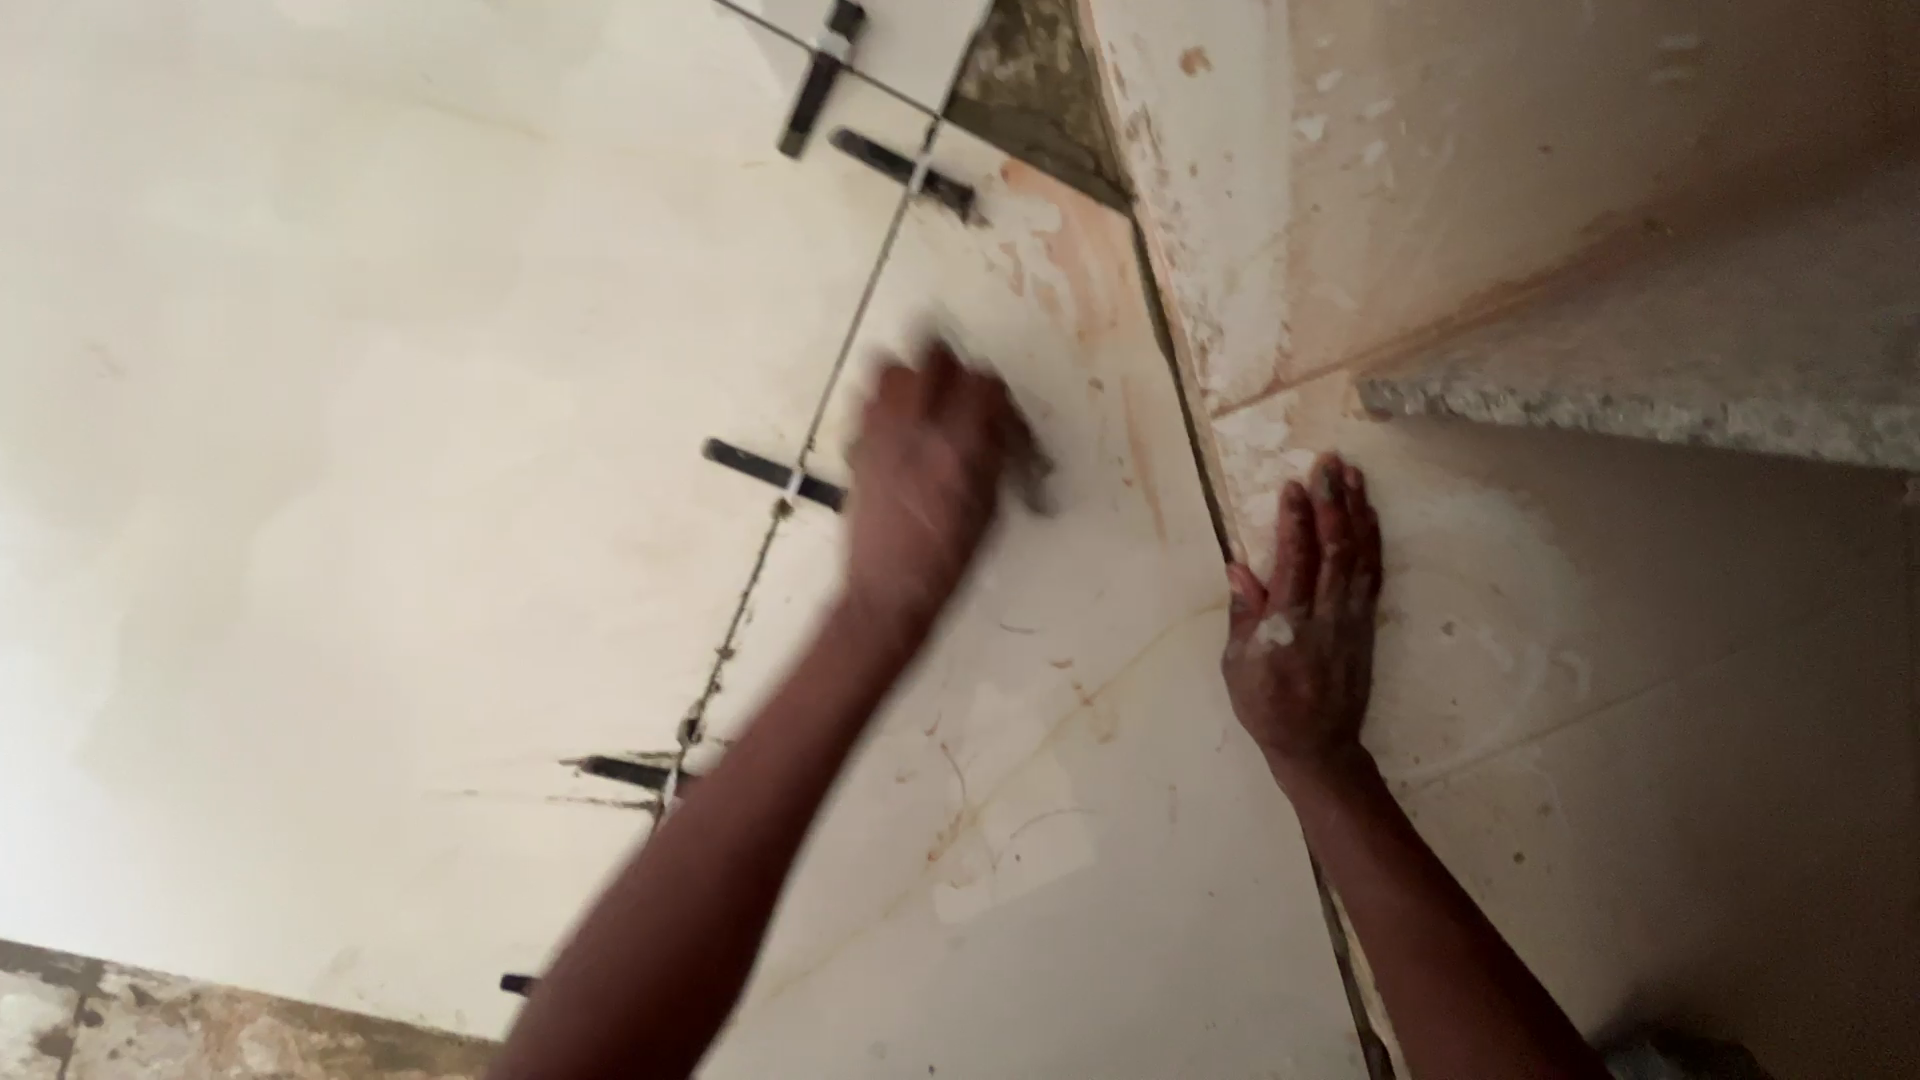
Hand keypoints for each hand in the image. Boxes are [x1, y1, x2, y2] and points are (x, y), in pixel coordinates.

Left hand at [843, 341, 1020, 632]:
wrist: (887, 591)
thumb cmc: (948, 560)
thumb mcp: (988, 509)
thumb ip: (991, 455)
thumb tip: (995, 422)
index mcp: (958, 449)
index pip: (983, 384)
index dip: (995, 392)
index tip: (998, 410)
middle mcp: (916, 430)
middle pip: (935, 357)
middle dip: (955, 369)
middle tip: (962, 395)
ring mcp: (879, 436)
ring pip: (892, 368)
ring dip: (914, 378)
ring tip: (925, 405)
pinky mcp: (855, 447)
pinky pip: (866, 400)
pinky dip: (883, 401)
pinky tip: (897, 427)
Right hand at [1221, 453, 1382, 776]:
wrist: (1317, 744)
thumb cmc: (1265, 704)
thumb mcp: (1237, 663)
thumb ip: (1243, 614)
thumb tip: (1239, 568)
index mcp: (1287, 623)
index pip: (1295, 559)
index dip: (1295, 519)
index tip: (1293, 485)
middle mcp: (1325, 613)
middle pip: (1334, 547)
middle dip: (1332, 501)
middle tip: (1329, 462)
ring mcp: (1352, 617)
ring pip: (1360, 554)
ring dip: (1357, 511)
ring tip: (1354, 474)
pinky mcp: (1366, 624)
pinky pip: (1373, 574)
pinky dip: (1373, 540)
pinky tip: (1370, 516)